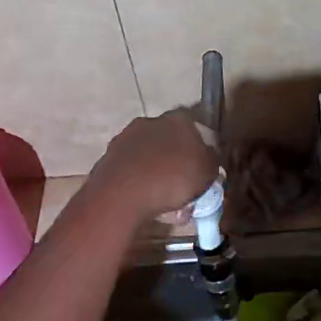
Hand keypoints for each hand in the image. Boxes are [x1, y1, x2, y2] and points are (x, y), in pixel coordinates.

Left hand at [85, 110, 218, 220]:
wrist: (123, 193)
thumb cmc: (173, 178)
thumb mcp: (207, 173)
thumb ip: (211, 162)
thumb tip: (210, 157)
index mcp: (177, 120)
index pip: (194, 126)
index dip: (199, 146)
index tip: (202, 166)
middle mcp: (150, 122)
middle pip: (168, 140)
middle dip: (175, 159)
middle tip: (183, 184)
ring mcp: (125, 138)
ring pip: (148, 155)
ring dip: (156, 172)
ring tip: (164, 199)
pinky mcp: (108, 157)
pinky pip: (130, 170)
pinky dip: (138, 181)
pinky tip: (144, 201)